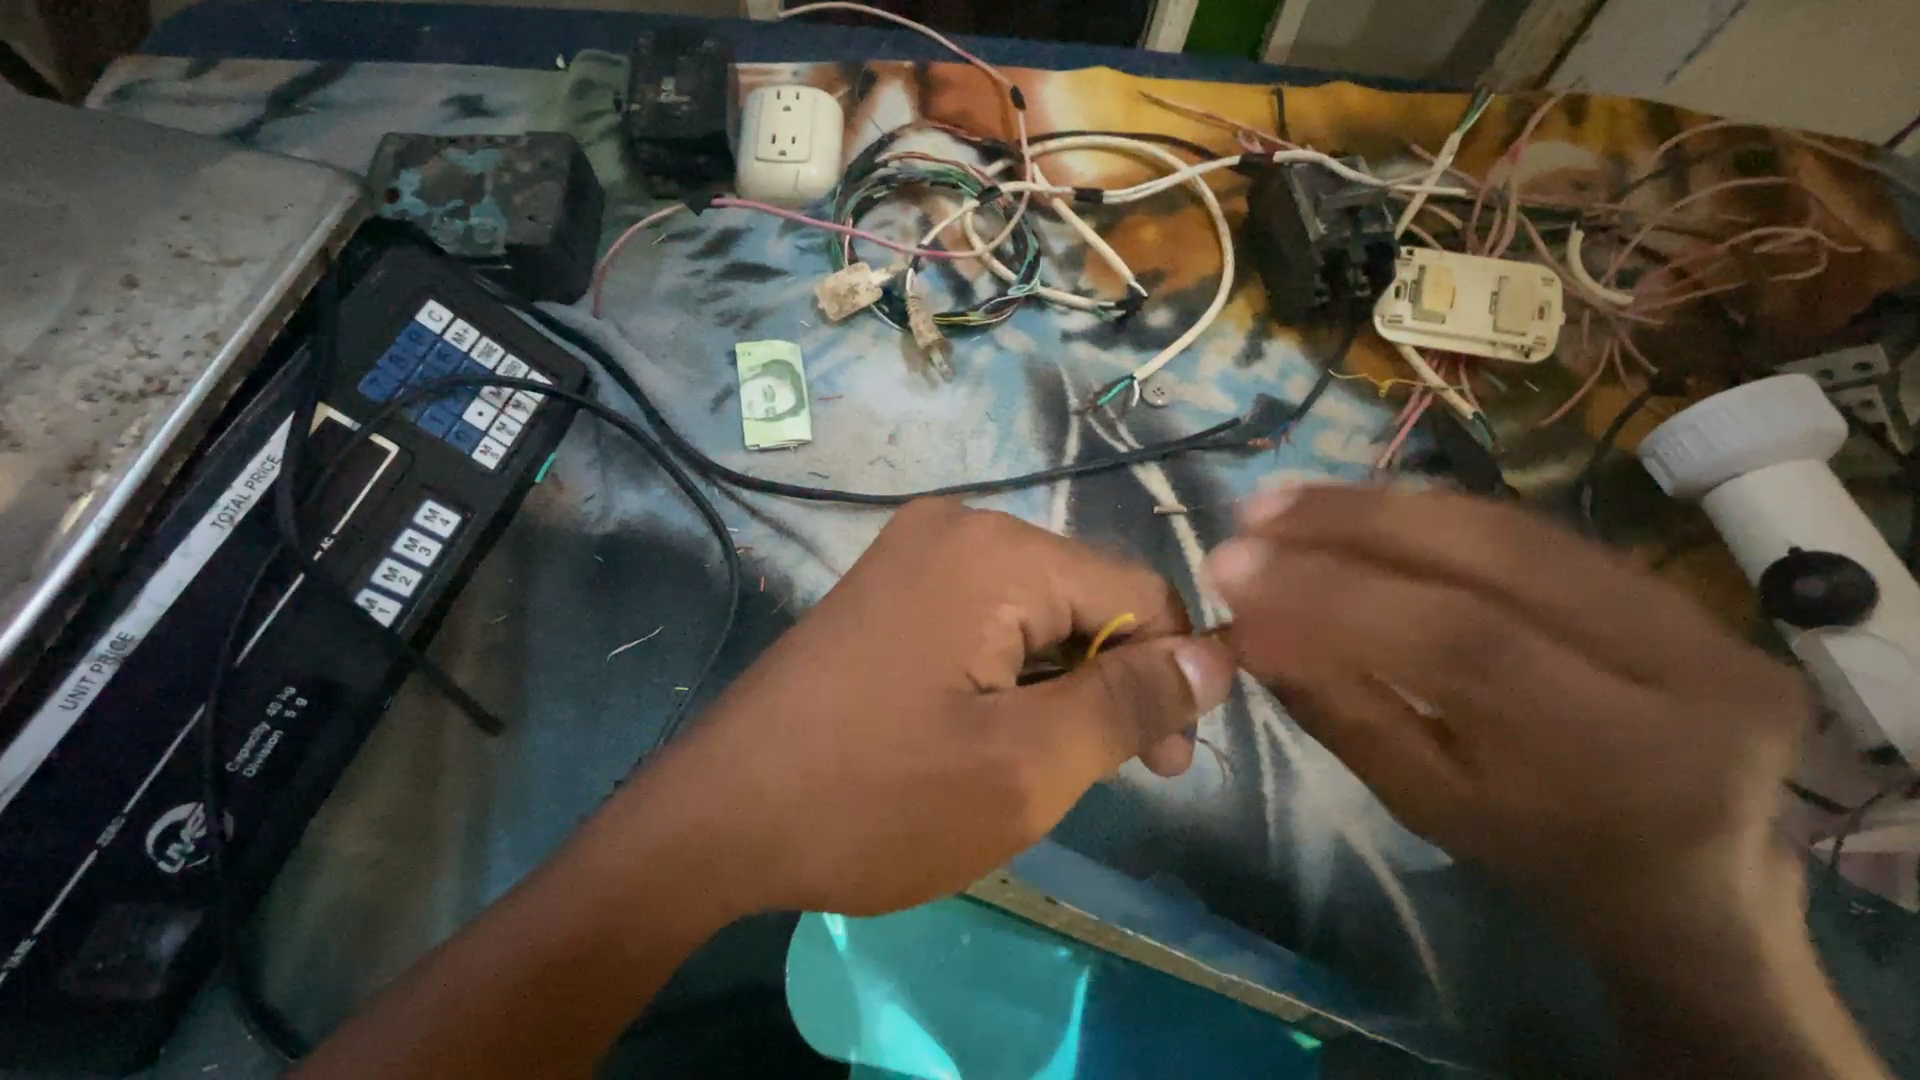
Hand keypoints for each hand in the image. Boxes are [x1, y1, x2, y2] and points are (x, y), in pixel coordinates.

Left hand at [616, 499, 1234, 918]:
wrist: (715, 820)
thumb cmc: (876, 798)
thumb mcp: (1026, 766)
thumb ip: (1130, 703)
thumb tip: (1216, 656)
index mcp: (997, 551)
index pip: (1138, 590)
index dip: (1171, 673)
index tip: (1167, 764)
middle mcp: (956, 527)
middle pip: (1083, 596)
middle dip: (1108, 683)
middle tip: (1097, 775)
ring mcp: (911, 555)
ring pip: (1034, 613)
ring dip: (1057, 686)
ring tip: (1030, 763)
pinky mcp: (885, 591)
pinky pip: (981, 620)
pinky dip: (1006, 675)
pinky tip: (983, 732)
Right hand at [1204, 485, 1811, 941]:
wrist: (1696, 880)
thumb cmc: (1540, 858)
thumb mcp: (1426, 804)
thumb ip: (1341, 708)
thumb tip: (1247, 625)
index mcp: (1622, 756)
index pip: (1462, 643)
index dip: (1337, 593)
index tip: (1234, 568)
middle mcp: (1686, 666)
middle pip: (1497, 556)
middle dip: (1356, 523)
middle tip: (1256, 512)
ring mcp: (1700, 614)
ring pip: (1514, 527)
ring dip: (1385, 506)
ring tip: (1289, 501)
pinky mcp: (1681, 586)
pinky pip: (1533, 531)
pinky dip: (1432, 515)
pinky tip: (1362, 506)